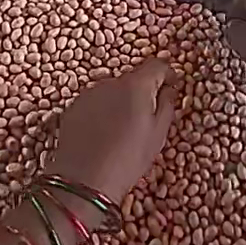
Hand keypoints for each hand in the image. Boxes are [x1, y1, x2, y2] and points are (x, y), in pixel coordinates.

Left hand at [47, 58, 177, 202]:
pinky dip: (102, 112)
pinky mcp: (73, 107)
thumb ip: (167, 105)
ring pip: (112, 92)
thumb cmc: (128, 158)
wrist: (84, 179)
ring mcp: (88, 93)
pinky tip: (104, 135)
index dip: (168, 73)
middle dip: (143, 92)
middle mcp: (110, 82)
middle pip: (132, 79)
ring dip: (121, 103)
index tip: (173, 84)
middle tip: (149, 118)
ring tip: (124, 131)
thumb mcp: (157, 134)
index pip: (156, 65)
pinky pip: (94, 104)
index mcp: (135, 86)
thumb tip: (168, 90)